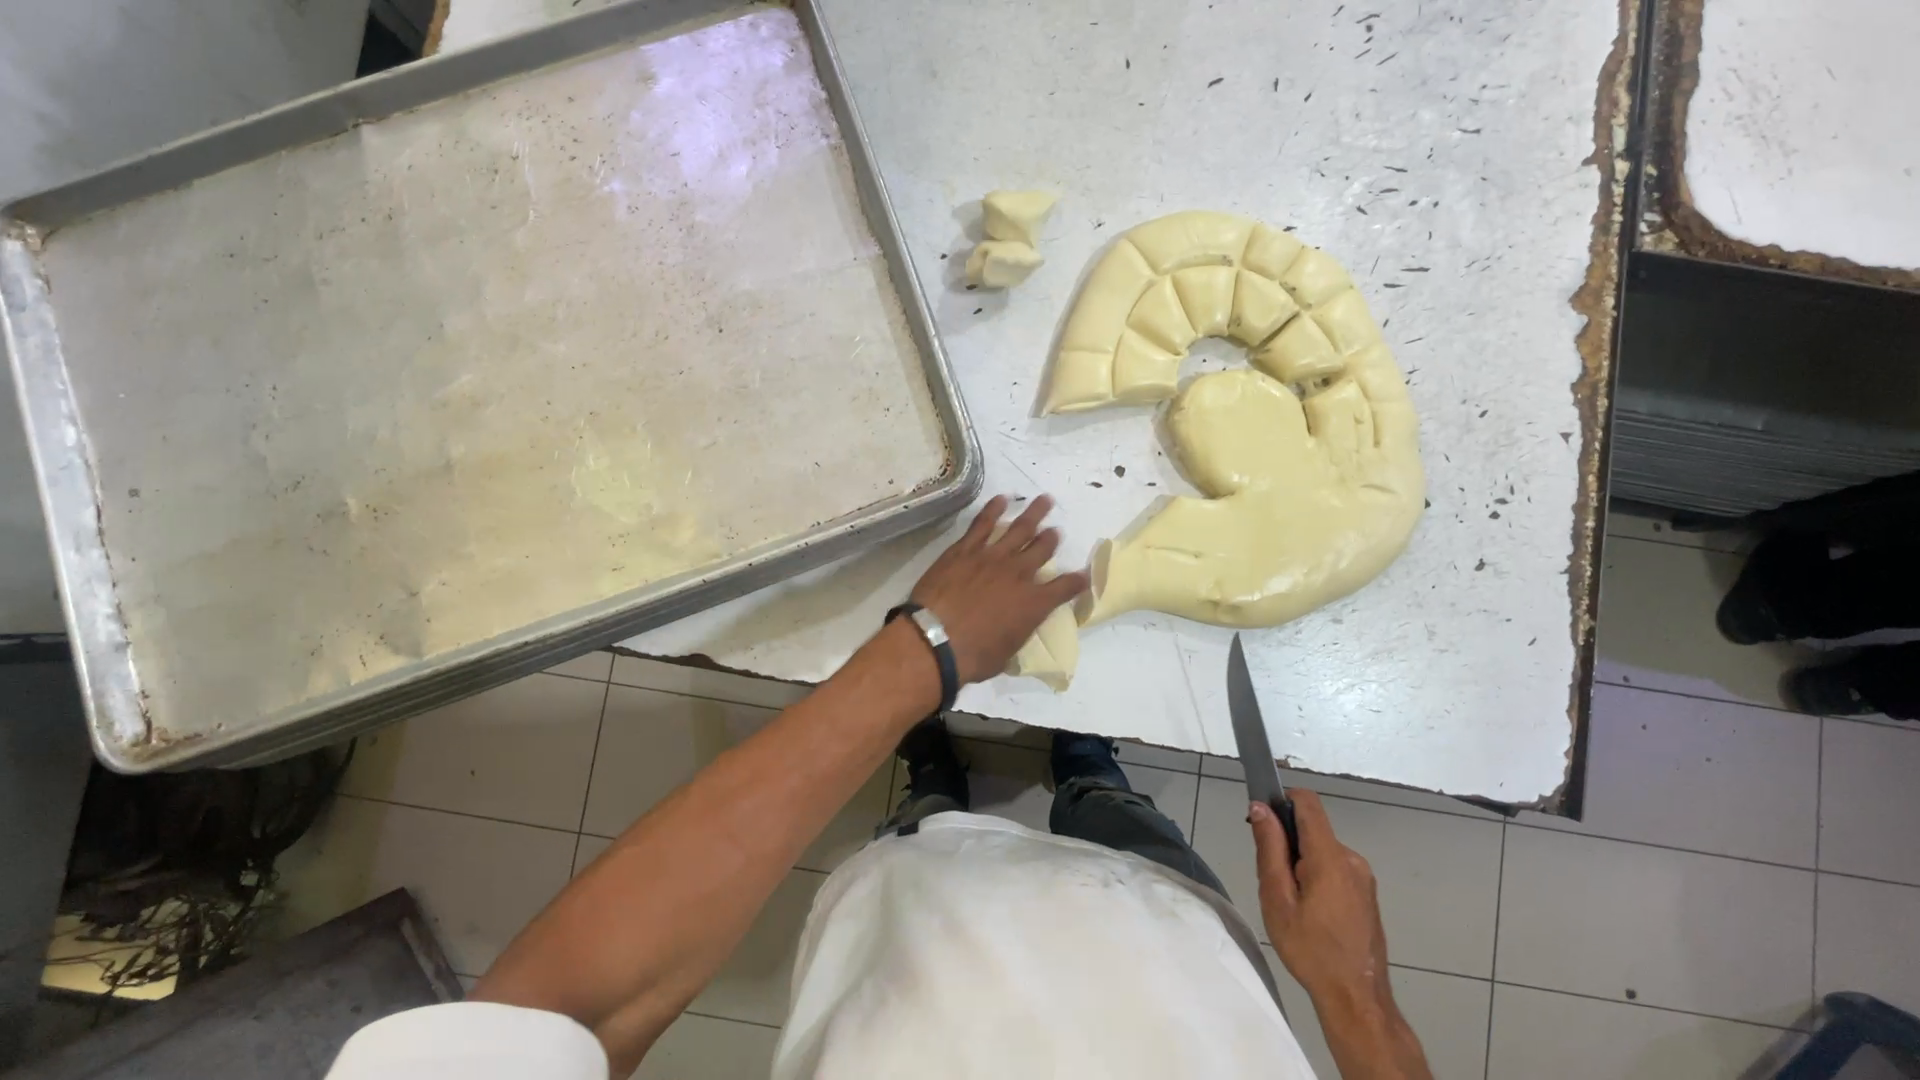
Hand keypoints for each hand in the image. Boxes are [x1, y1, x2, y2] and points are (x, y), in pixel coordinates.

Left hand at [909, 495, 1087, 683]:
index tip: (1083, 575)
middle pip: (1042, 549)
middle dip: (1052, 539)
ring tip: (1045, 500)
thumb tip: (1014, 629)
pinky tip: (1002, 498)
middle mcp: (1019, 574)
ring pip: (1019, 528)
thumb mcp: (1007, 653)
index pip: (1065, 588)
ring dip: (1034, 513)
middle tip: (1057, 530)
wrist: (936, 639)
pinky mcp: (966, 549)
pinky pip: (983, 523)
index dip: (1077, 581)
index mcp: (1034, 604)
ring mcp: (992, 557)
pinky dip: (994, 509)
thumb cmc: (973, 656)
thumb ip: (1016, 634)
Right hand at [1250, 791, 1392, 1012]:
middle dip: (1287, 844)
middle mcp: (1352, 858)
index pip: (1307, 802)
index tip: (1262, 821)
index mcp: (1329, 857)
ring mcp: (1364, 876)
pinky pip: (1336, 869)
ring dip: (1302, 864)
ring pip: (1323, 851)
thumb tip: (1260, 807)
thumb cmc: (1309, 948)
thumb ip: (1270, 849)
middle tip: (1274, 883)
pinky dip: (1317, 877)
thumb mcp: (1277, 899)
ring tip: (1292, 904)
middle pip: (1312, 829)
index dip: (1282, 799)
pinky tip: (1312, 913)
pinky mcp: (1367, 893)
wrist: (1356, 996)